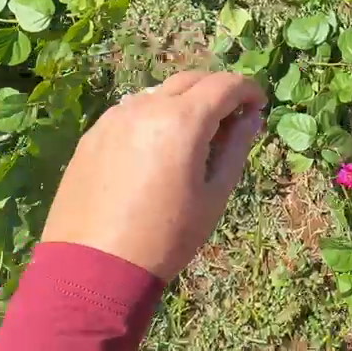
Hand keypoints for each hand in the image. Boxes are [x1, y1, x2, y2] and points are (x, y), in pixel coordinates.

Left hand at [40, 70, 266, 279]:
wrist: (93, 271)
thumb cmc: (165, 238)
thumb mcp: (214, 195)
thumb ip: (236, 148)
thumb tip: (251, 118)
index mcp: (183, 121)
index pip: (226, 85)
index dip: (248, 90)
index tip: (258, 106)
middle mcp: (149, 106)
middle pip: (193, 79)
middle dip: (217, 91)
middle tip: (230, 117)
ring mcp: (117, 116)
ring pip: (161, 91)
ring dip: (184, 101)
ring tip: (191, 134)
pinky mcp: (94, 132)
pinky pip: (133, 109)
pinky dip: (154, 115)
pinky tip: (156, 147)